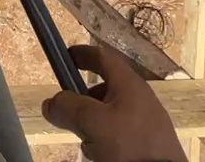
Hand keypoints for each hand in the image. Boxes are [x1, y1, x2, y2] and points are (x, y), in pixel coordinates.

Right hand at [42, 45, 187, 161]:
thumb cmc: (129, 146)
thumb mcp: (91, 122)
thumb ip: (67, 107)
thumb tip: (50, 104)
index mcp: (130, 84)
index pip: (102, 56)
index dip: (81, 53)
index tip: (64, 56)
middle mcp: (143, 99)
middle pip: (107, 86)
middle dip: (84, 96)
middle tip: (70, 108)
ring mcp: (151, 123)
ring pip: (113, 111)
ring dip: (94, 120)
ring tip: (85, 137)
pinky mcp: (154, 146)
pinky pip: (124, 132)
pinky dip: (108, 136)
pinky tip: (102, 153)